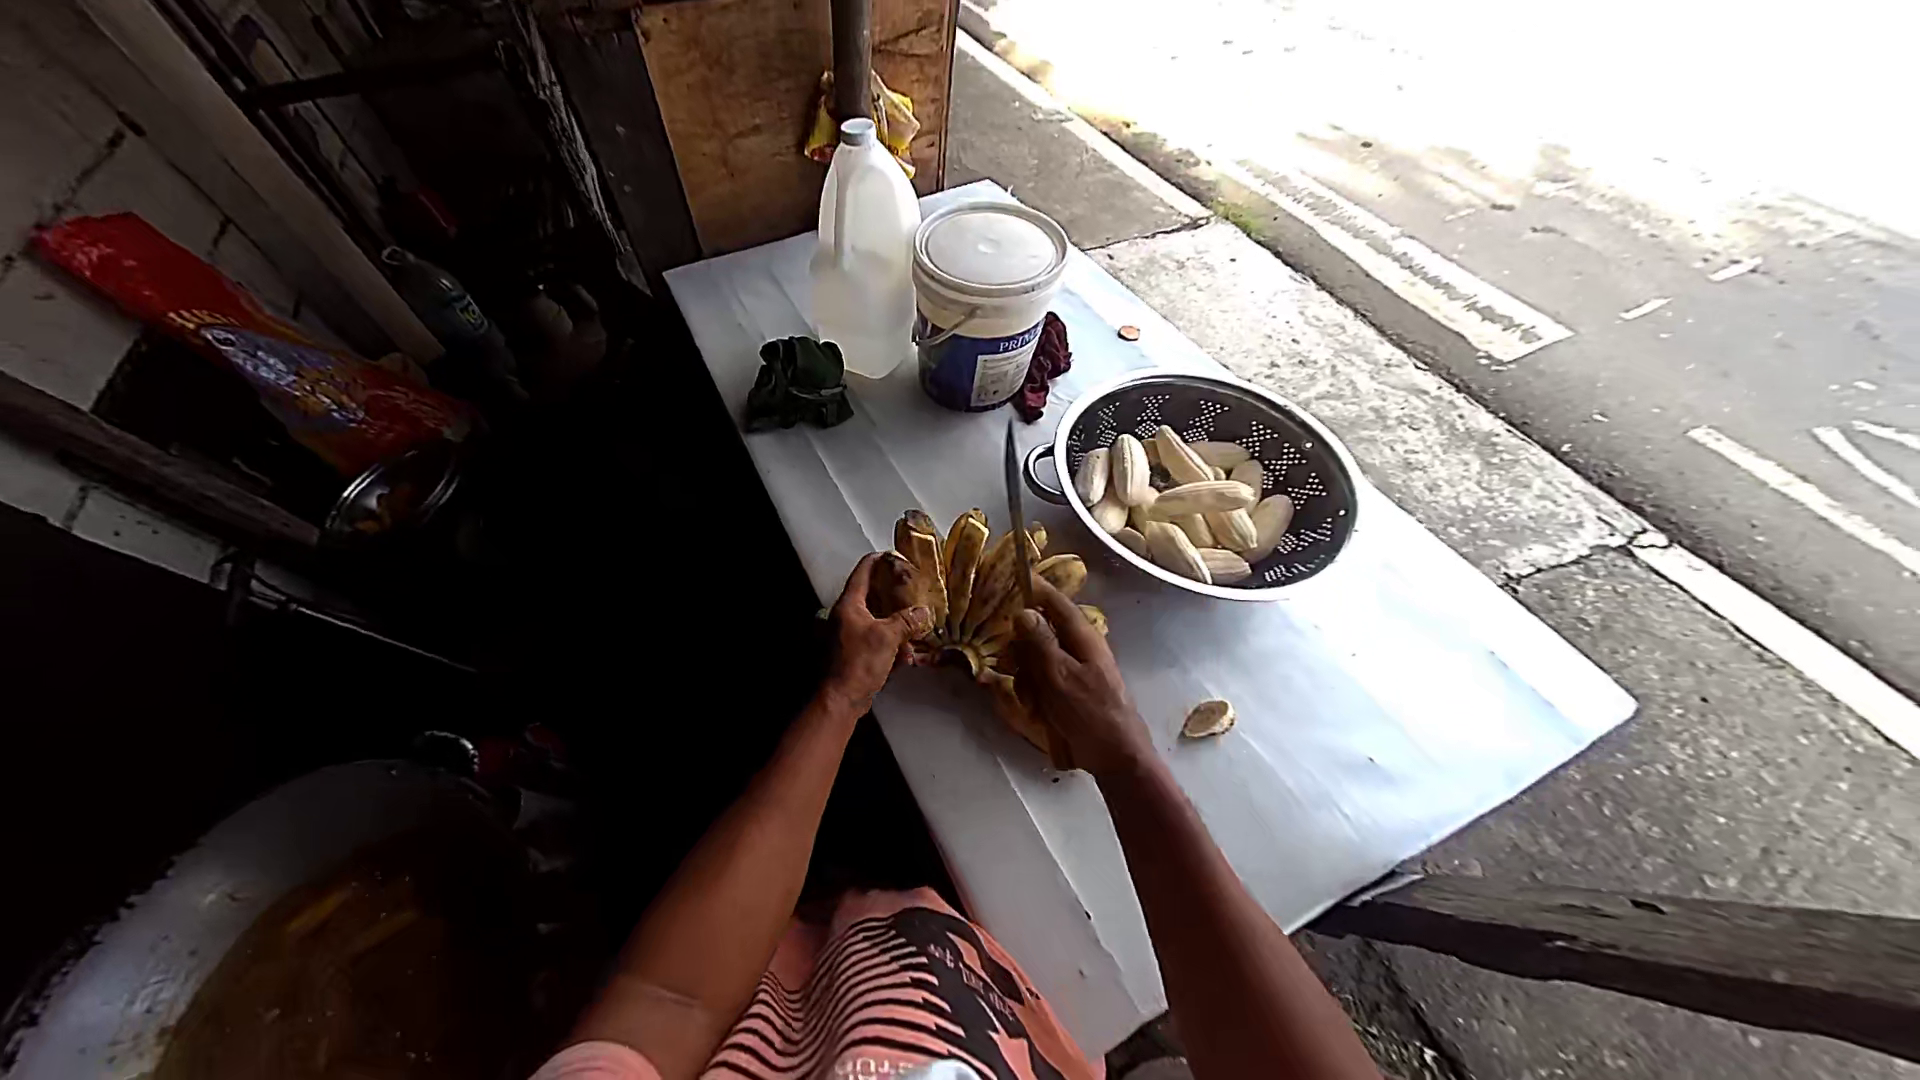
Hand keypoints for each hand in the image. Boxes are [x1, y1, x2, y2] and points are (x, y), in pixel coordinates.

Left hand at [822, 552, 932, 713]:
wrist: (841, 699)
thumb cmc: (859, 662)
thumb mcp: (888, 636)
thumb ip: (907, 621)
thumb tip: (924, 611)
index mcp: (849, 604)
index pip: (863, 571)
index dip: (879, 560)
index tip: (895, 555)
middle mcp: (846, 616)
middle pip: (872, 594)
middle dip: (894, 594)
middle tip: (913, 589)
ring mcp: (849, 634)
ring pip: (877, 619)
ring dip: (897, 623)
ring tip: (915, 629)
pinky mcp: (855, 652)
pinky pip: (877, 639)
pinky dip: (892, 643)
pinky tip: (906, 655)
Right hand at [1010, 577, 1156, 776]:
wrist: (1116, 758)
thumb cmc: (1092, 714)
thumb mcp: (1060, 677)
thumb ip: (1039, 644)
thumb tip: (1023, 611)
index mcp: (1082, 637)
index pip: (1056, 602)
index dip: (1036, 589)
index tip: (1013, 578)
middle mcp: (1078, 649)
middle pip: (1039, 633)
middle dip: (1022, 649)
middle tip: (1014, 666)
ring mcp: (1073, 671)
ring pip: (1035, 660)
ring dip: (1026, 677)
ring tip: (1033, 701)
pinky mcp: (1068, 692)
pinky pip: (1041, 683)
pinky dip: (1034, 694)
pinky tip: (1037, 711)